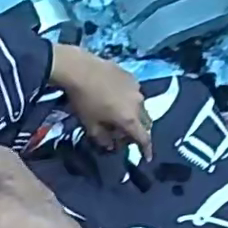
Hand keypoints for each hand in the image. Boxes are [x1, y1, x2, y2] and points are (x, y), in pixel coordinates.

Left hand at [51, 45, 152, 160]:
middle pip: (145, 123)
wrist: (81, 70)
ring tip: (118, 118)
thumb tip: (111, 145)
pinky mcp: (132, 76)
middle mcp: (139, 103)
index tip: (146, 157)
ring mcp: (137, 88)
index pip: (143, 138)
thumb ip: (103, 139)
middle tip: (124, 137)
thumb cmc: (85, 102)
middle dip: (137, 133)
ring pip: (141, 108)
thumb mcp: (91, 126)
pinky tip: (116, 101)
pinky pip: (135, 95)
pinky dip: (129, 103)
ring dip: (134, 117)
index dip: (146, 149)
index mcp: (130, 119)